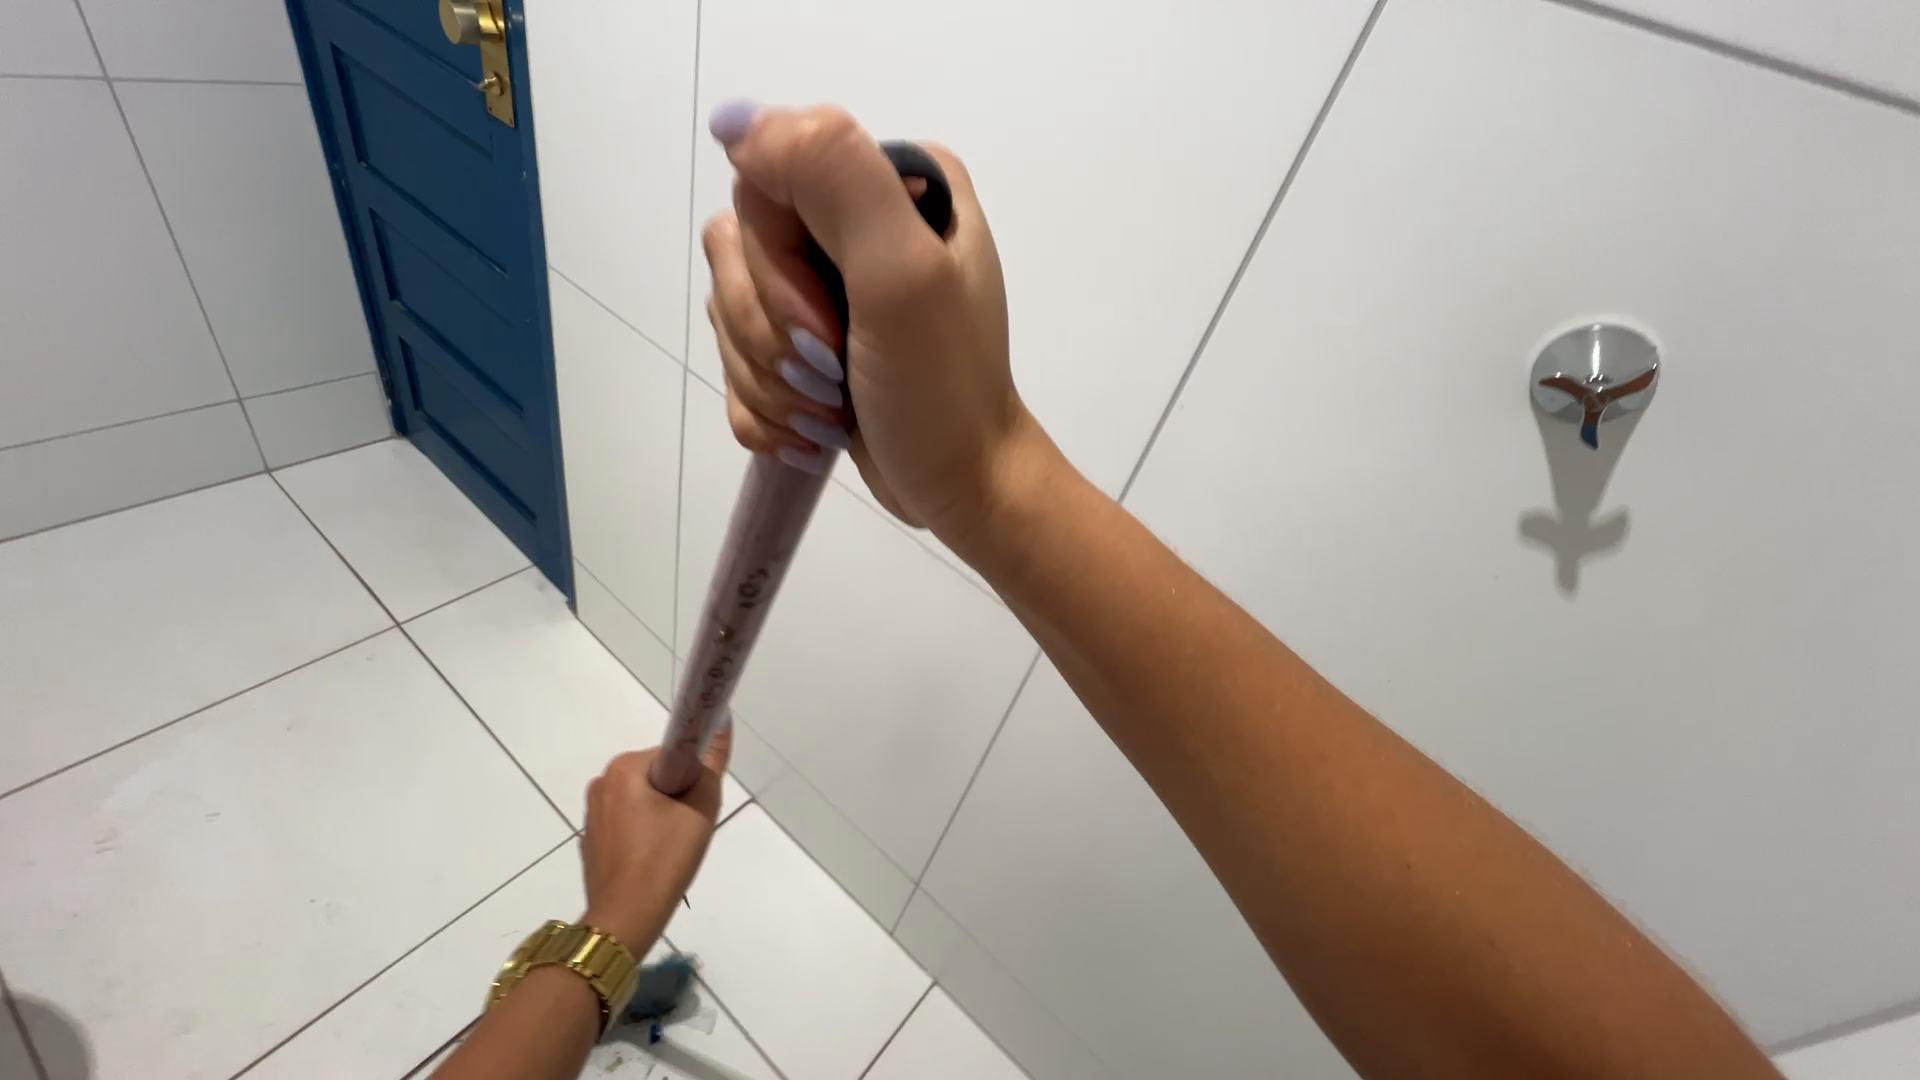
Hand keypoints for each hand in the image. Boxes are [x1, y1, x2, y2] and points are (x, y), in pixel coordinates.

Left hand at [578, 728, 730, 950]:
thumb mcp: (701, 805)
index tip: (696, 806)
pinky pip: (627, 824)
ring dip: (660, 815)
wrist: (626, 918)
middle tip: (688, 828)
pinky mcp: (590, 842)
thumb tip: (722, 722)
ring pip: (643, 801)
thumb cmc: (666, 857)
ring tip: (670, 848)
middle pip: (657, 776)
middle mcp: (601, 783)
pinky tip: (652, 860)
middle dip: (676, 796)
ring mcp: (592, 815)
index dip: (691, 778)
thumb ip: (713, 762)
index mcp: (624, 768)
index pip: (673, 756)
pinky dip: (643, 835)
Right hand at [701, 102, 1038, 550]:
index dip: (777, 267)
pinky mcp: (804, 346)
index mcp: (890, 185)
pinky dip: (767, 411)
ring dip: (773, 382)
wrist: (959, 487)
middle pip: (739, 251)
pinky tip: (816, 432)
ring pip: (730, 312)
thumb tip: (735, 124)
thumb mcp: (905, 275)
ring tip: (834, 411)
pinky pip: (736, 364)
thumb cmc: (942, 392)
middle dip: (776, 337)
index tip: (829, 329)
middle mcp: (853, 224)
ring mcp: (825, 287)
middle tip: (834, 379)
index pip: (766, 182)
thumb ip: (833, 176)